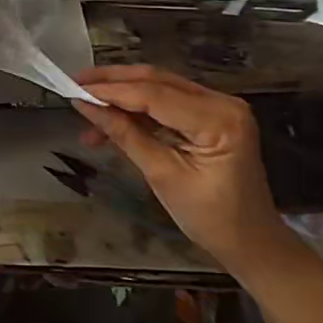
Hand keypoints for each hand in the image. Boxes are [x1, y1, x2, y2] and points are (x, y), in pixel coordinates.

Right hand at [71, 66, 292, 272]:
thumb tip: (85, 106)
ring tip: (84, 108)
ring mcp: (217, 106)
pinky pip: (164, 102)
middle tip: (74, 84)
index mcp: (220, 119)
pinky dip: (134, 110)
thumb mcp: (162, 176)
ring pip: (157, 87)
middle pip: (156, 81)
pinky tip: (108, 121)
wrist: (250, 240)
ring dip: (119, 96)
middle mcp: (222, 102)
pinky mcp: (208, 114)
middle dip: (112, 82)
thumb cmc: (211, 217)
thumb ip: (124, 135)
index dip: (110, 91)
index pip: (154, 95)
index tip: (73, 89)